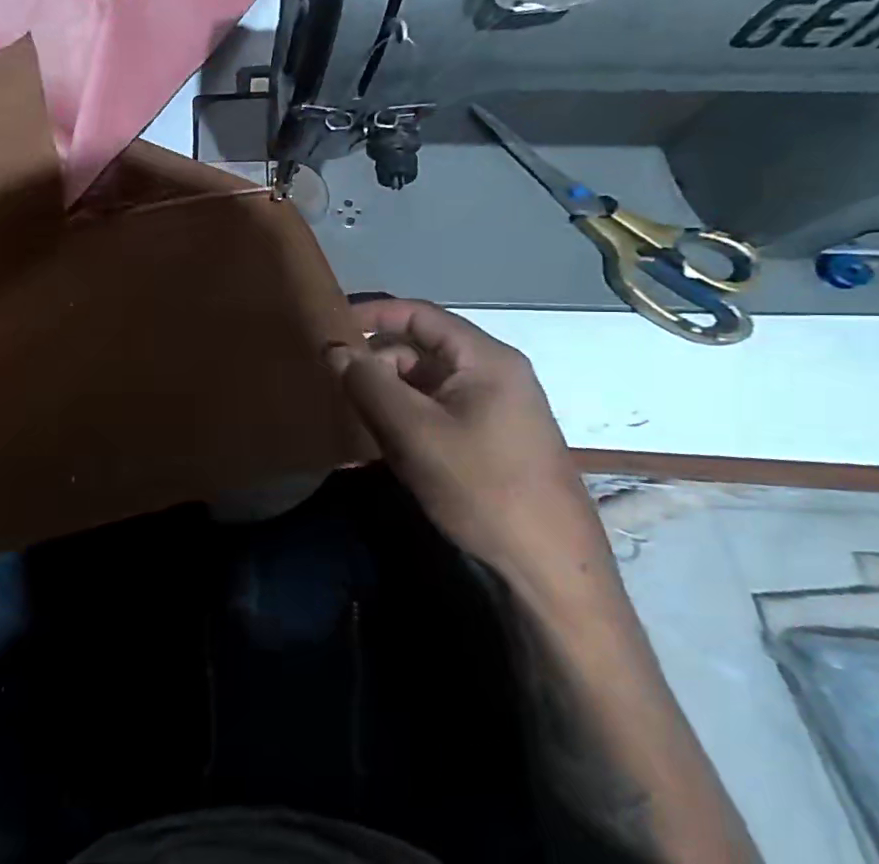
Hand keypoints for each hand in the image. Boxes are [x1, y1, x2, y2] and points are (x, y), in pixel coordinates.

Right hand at [325, 300, 597, 570]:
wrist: (547, 563)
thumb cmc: (482, 487)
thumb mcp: (416, 433)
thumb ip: (371, 385)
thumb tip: (336, 348)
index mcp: (485, 359)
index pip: (420, 315)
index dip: (373, 315)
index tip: (331, 326)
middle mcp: (493, 375)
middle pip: (422, 352)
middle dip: (377, 365)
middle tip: (335, 387)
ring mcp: (494, 410)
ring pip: (427, 388)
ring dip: (388, 399)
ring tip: (350, 421)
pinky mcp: (490, 441)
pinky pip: (438, 416)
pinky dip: (406, 424)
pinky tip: (378, 449)